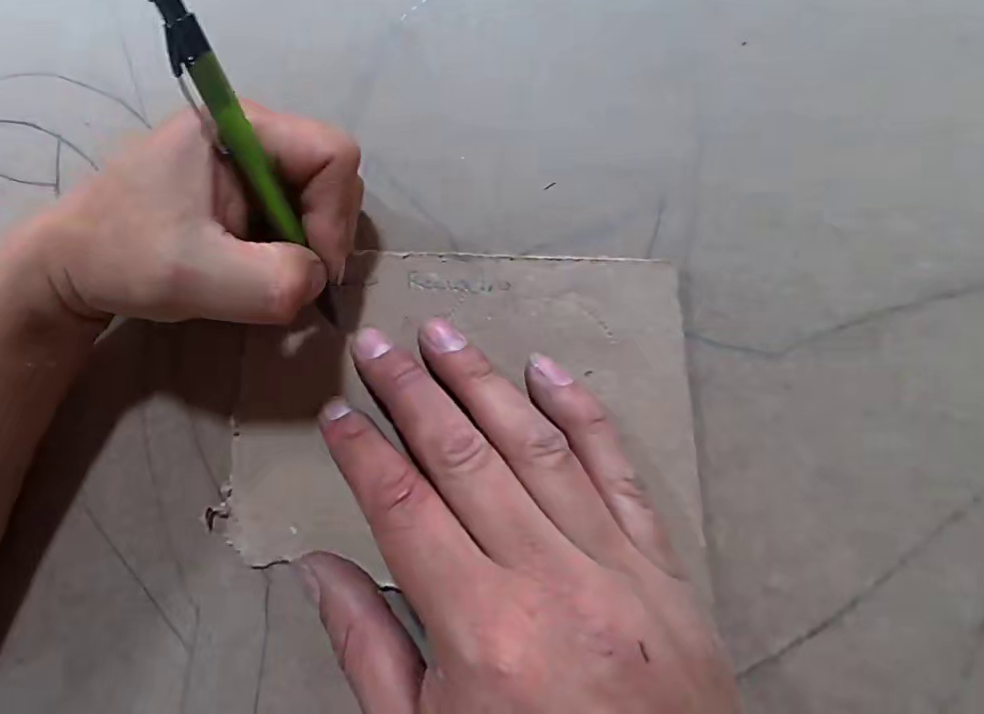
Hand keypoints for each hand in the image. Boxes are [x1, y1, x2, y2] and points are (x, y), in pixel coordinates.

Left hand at [33, 103, 361, 323]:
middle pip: (328, 171)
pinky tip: (256, 271)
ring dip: (305, 244)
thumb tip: (318, 278)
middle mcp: (246, 132)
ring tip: (269, 279)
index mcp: (235, 124)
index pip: (330, 152)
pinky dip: (287, 248)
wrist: (69, 267)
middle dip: (323, 231)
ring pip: (313, 195)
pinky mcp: (236, 188)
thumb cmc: (121, 257)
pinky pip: (289, 211)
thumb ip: (272, 280)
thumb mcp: (195, 275)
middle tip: (294, 280)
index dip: (335, 213)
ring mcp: (241, 159)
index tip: (313, 269)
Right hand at [303, 321, 737, 713]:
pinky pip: (620, 475)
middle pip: (462, 455)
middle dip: (409, 391)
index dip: (360, 451)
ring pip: (534, 445)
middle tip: (375, 343)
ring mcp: (618, 573)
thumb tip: (316, 564)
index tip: (334, 410)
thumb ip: (366, 649)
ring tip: (441, 334)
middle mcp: (552, 584)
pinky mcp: (667, 577)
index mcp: (485, 632)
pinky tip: (545, 369)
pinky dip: (582, 415)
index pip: (401, 505)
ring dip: (480, 380)